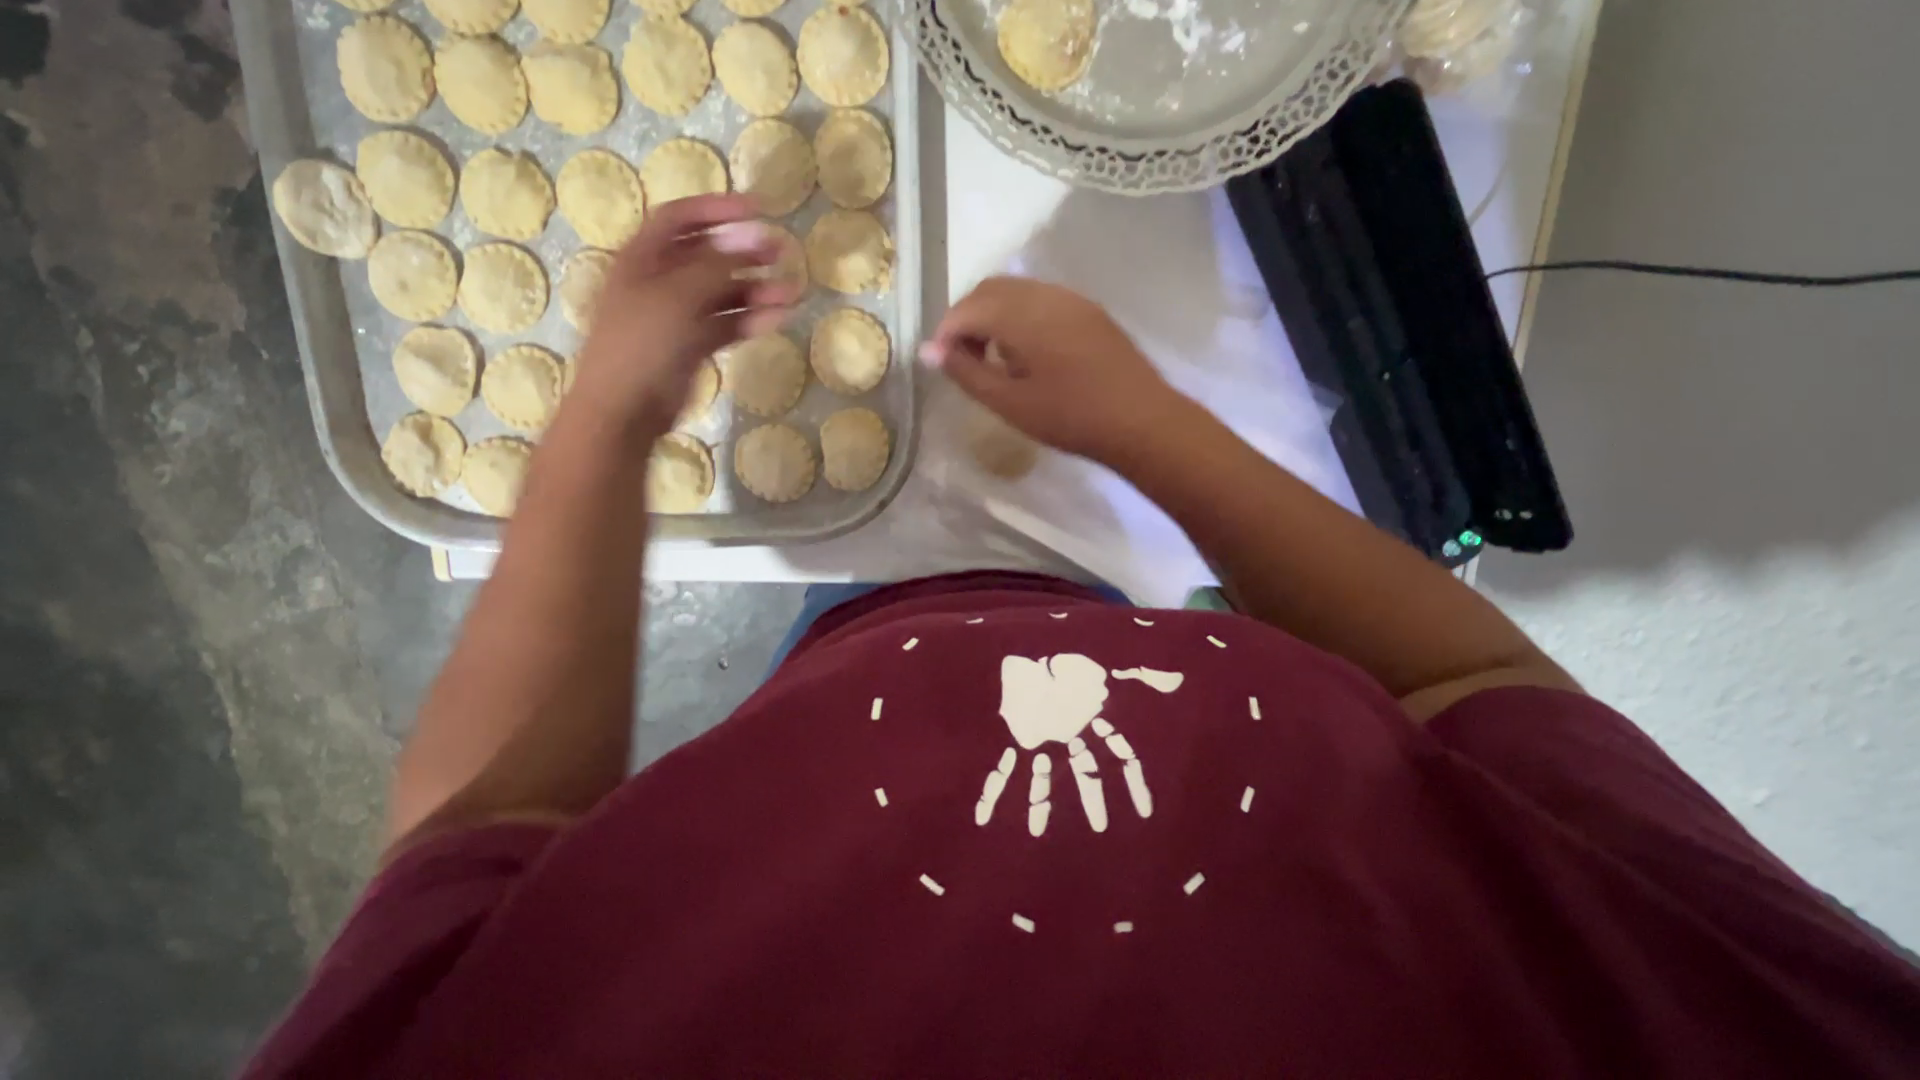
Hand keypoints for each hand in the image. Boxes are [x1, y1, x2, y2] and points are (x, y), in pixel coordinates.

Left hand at [571, 195, 797, 433]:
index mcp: (642, 257)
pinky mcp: (693, 345)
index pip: (680, 218)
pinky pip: (726, 324)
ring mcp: (677, 314)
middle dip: (746, 251)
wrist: (623, 411)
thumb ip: (719, 264)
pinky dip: (751, 319)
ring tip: (793, 291)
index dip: (717, 208)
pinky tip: (779, 317)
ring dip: (757, 289)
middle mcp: (659, 280)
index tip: (758, 208)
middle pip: (707, 255)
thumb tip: (756, 231)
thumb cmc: (640, 344)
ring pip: (723, 293)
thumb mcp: (678, 296)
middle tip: (782, 250)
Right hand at [920, 277, 1189, 464]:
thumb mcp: (1009, 402)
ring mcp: (1070, 299)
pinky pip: (1041, 299)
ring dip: (994, 315)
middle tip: (962, 359)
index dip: (945, 334)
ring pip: (1016, 291)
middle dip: (966, 318)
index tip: (939, 364)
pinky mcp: (1089, 310)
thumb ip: (965, 372)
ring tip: (993, 359)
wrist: (1141, 420)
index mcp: (1021, 314)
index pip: (966, 309)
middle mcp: (1044, 294)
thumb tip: (929, 351)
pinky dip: (1020, 315)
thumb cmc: (1070, 418)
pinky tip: (1027, 353)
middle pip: (989, 290)